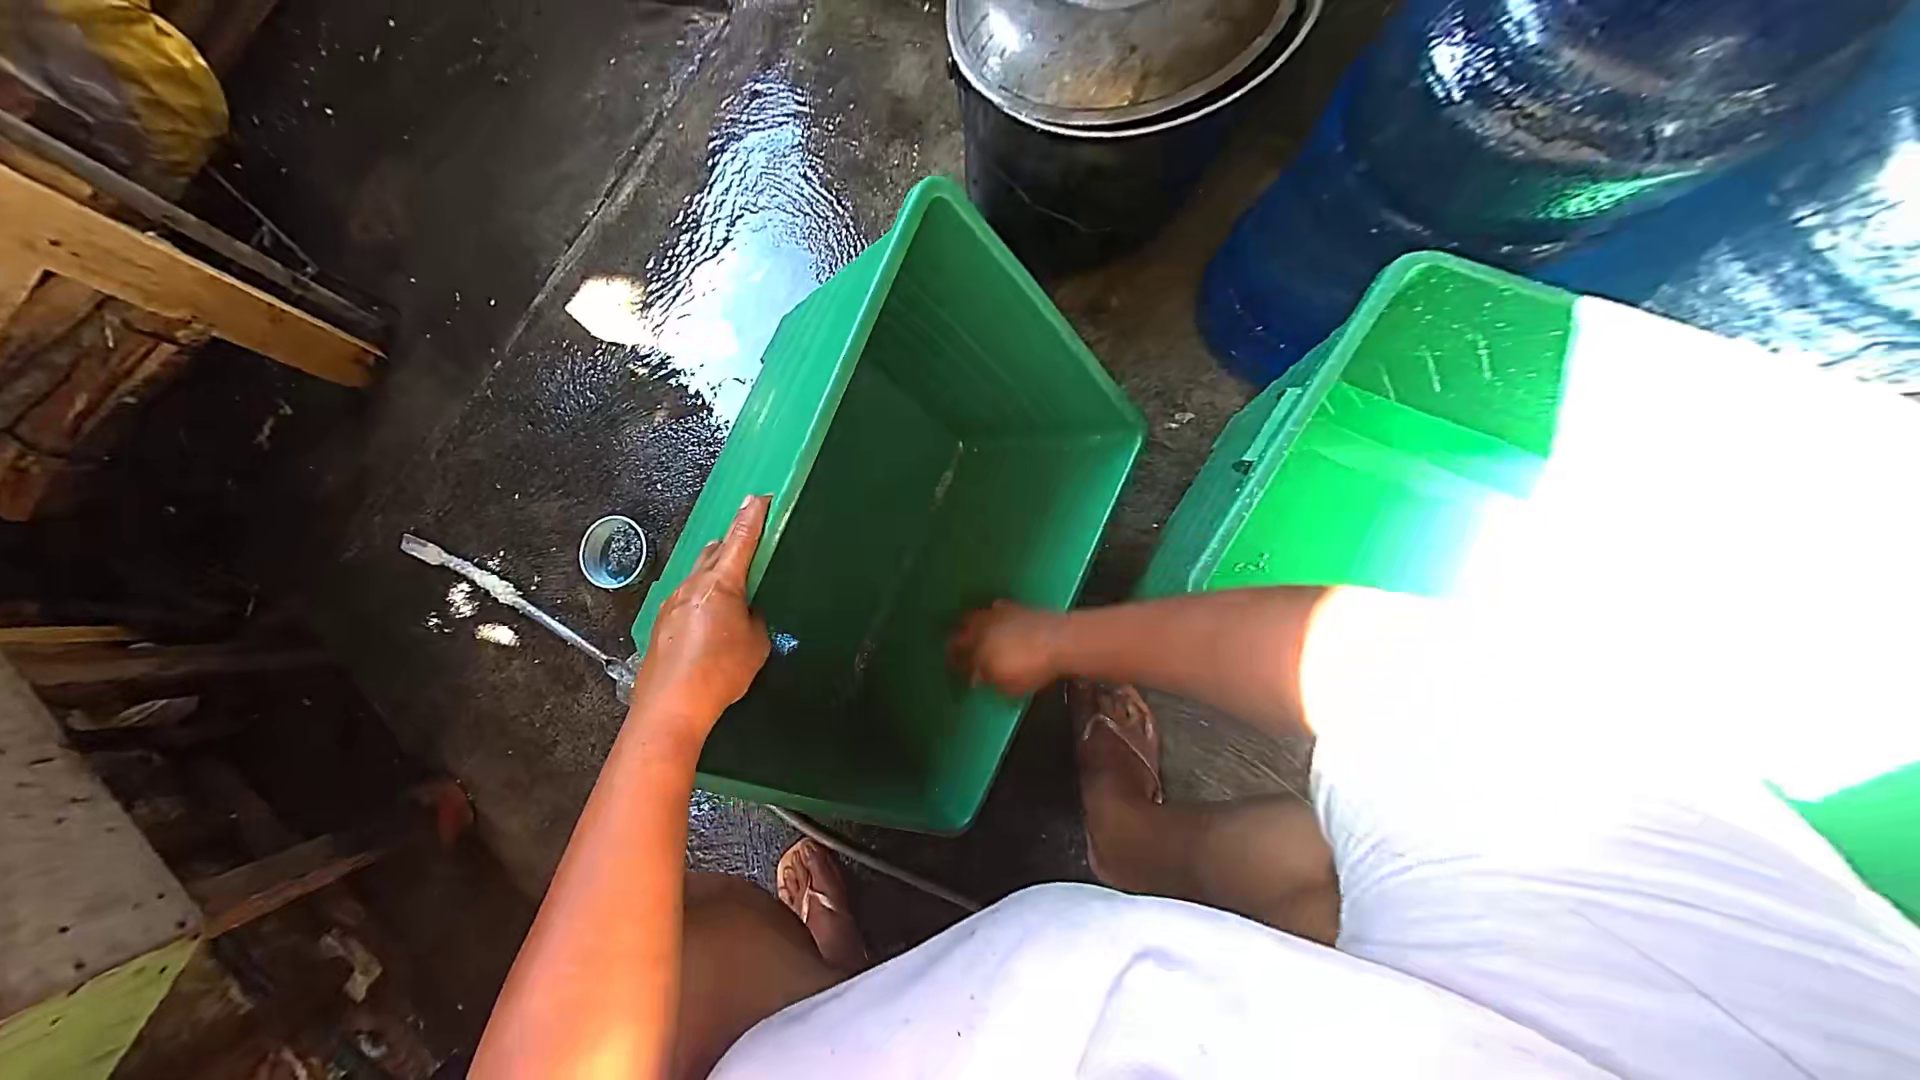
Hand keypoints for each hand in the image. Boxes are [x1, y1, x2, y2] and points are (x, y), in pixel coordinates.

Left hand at [632, 495, 771, 737]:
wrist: (670, 706)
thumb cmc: (721, 672)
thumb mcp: (756, 644)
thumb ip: (754, 617)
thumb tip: (746, 610)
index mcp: (720, 584)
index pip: (740, 540)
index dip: (751, 517)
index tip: (758, 498)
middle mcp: (692, 585)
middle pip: (714, 550)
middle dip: (732, 543)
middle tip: (750, 543)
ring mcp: (671, 601)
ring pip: (697, 572)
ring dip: (715, 570)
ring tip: (732, 585)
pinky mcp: (660, 621)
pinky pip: (686, 595)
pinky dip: (702, 594)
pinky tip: (710, 616)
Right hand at [950, 600, 1064, 697]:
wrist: (1060, 640)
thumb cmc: (1034, 669)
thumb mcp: (1010, 687)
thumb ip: (990, 682)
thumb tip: (978, 678)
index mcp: (977, 654)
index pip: (958, 661)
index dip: (955, 668)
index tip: (956, 672)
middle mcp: (980, 632)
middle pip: (959, 636)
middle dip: (954, 645)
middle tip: (953, 651)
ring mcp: (995, 616)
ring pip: (970, 618)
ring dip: (966, 625)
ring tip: (966, 630)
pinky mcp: (1011, 607)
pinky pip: (993, 609)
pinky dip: (989, 615)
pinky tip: (993, 618)